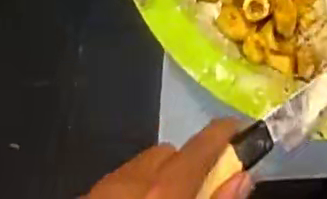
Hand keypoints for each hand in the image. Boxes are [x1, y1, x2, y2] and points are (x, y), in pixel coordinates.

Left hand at [84, 120, 250, 198]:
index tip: (241, 135)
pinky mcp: (82, 195)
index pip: (205, 141)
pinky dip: (126, 193)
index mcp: (165, 186)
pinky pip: (112, 185)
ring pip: (138, 168)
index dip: (227, 133)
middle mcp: (133, 176)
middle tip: (193, 192)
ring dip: (153, 182)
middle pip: (169, 152)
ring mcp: (101, 186)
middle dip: (184, 168)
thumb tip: (244, 174)